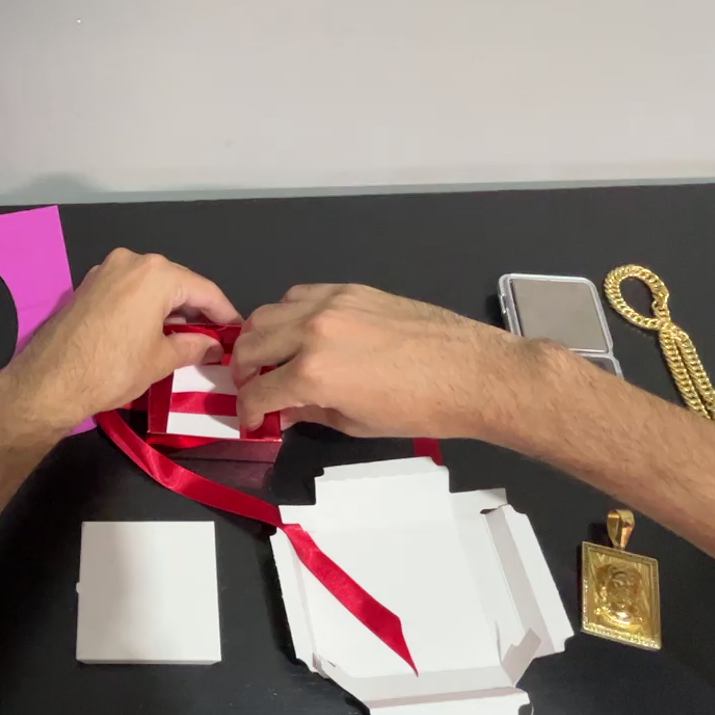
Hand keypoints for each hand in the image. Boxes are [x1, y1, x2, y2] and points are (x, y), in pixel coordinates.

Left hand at [0, 249, 239, 432]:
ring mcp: (104, 270)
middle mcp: (131, 261)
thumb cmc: (112, 368)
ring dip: (169, 308)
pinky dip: (144, 306)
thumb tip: (212, 345)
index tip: (238, 329)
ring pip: (150, 286)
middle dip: (196, 308)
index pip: (203, 290)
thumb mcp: (161, 360)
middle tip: (214, 335)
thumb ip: (193, 347)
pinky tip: (152, 329)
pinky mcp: (87, 286)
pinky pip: (127, 291)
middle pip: (176, 283)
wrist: (51, 381)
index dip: (224, 311)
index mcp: (156, 274)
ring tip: (185, 336)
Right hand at [231, 283, 549, 441]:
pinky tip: (300, 331)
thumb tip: (283, 412)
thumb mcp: (355, 423)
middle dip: (242, 370)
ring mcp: (330, 304)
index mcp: (312, 374)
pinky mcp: (349, 290)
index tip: (252, 419)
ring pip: (267, 313)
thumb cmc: (418, 410)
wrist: (472, 373)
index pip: (257, 391)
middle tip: (252, 386)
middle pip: (251, 343)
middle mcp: (311, 332)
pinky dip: (288, 314)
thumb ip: (309, 413)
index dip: (248, 410)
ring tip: (269, 356)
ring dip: (259, 337)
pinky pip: (299, 295)